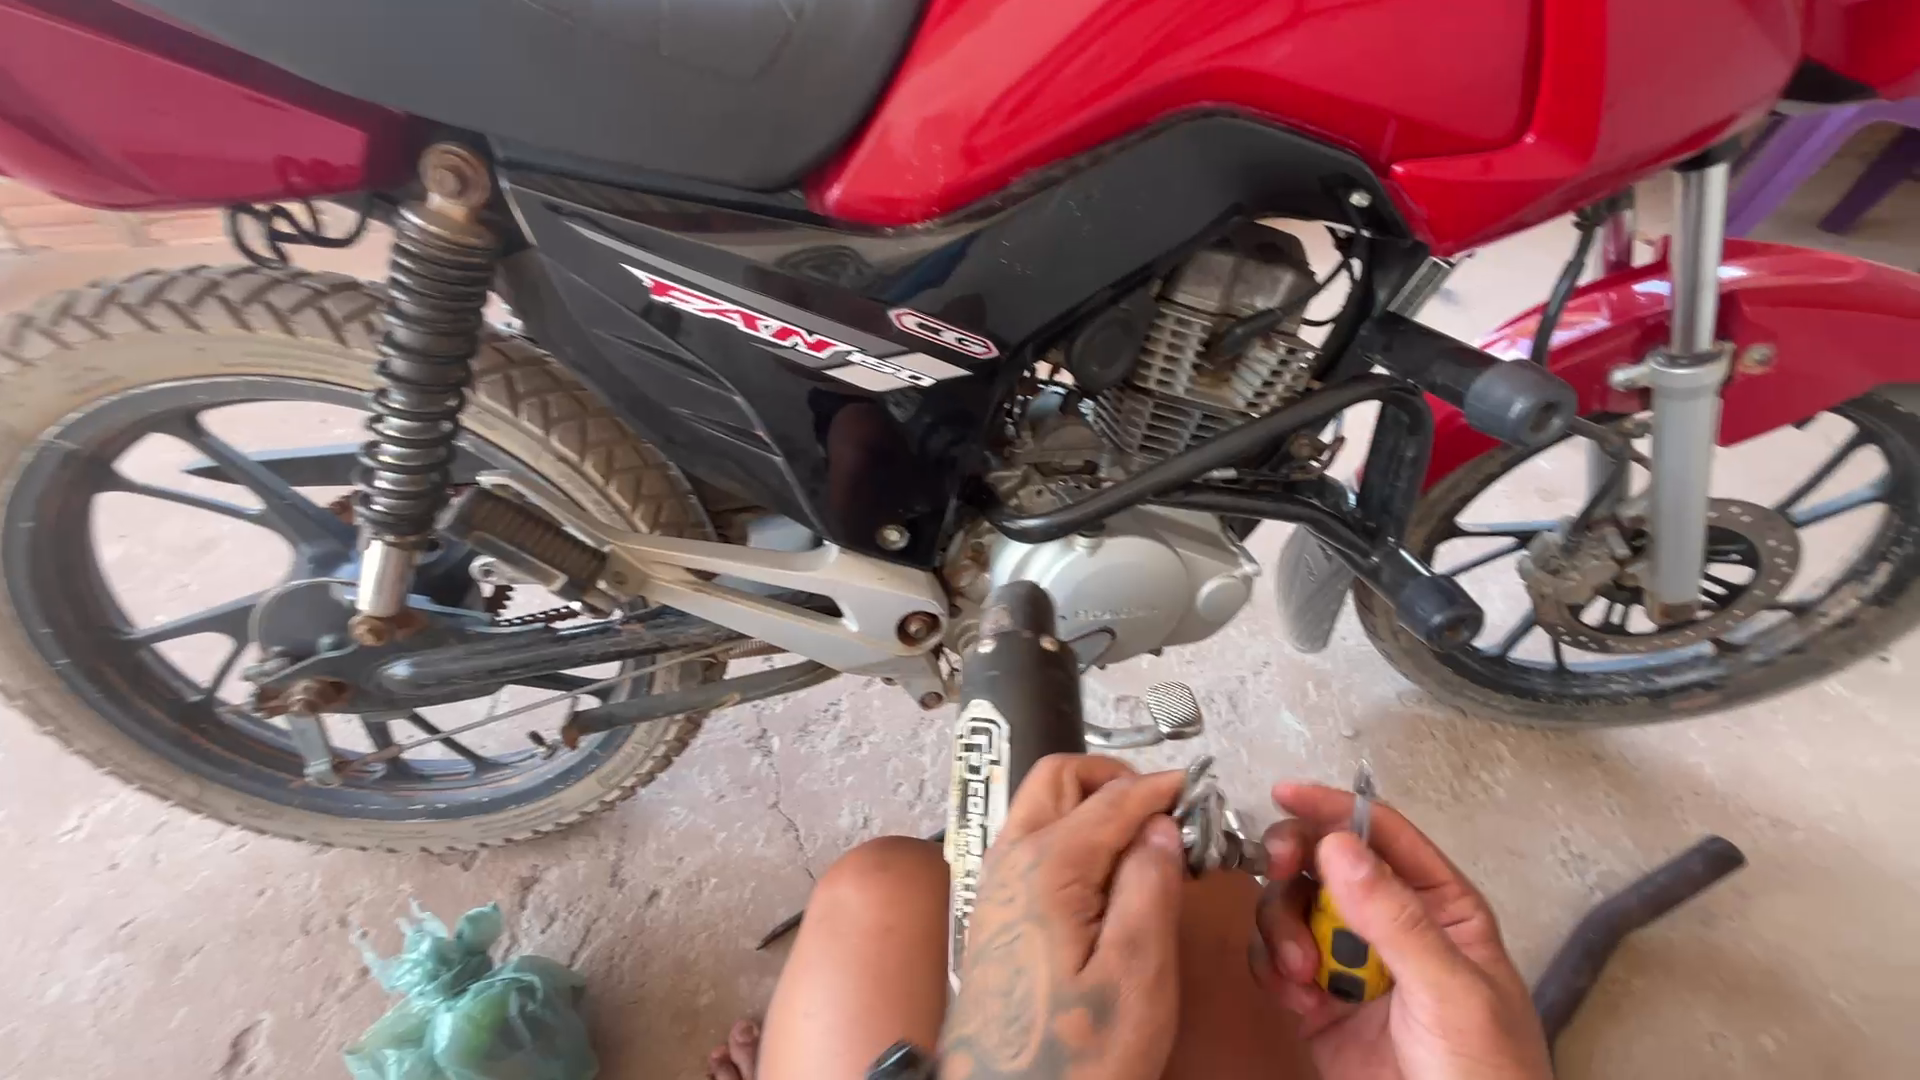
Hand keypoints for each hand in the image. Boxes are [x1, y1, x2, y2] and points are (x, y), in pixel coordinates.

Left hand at [939, 755, 1187, 1079]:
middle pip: (1059, 775)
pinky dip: (1071, 826)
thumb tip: (1161, 828)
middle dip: (1112, 778)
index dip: (1158, 789)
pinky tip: (1106, 870)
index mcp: (1048, 865)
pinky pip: (1033, 834)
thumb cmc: (1074, 1055)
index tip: (1194, 791)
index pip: (1112, 799)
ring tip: (1139, 837)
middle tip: (1160, 808)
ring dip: (1090, 799)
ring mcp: (998, 876)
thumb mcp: (1135, 978)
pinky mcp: (998, 900)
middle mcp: (1012, 856)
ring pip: (1042, 800)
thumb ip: (1149, 889)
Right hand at [1254, 783, 1551, 1079]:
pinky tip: (1296, 999)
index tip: (1285, 793)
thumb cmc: (1485, 1078)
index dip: (1333, 807)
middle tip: (1277, 868)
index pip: (1381, 833)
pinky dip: (1272, 967)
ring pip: (1288, 902)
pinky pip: (1272, 954)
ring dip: (1281, 928)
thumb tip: (1337, 844)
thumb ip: (1397, 921)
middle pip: (1320, 858)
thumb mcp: (1452, 996)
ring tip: (1300, 974)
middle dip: (1293, 861)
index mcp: (1436, 905)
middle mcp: (1385, 919)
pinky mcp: (1313, 995)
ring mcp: (1346, 957)